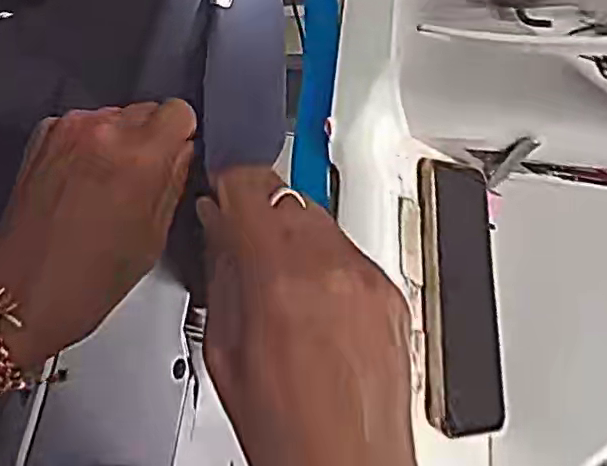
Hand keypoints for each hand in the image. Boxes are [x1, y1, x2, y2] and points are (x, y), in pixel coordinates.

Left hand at [0, 100, 196, 367]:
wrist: (19, 291)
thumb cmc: (84, 279)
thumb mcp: (153, 235)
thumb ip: (174, 179)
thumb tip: (184, 151)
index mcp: (139, 156)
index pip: (179, 110)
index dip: (181, 134)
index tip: (175, 152)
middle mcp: (104, 131)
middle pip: (147, 110)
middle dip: (150, 138)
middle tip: (140, 179)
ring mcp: (70, 128)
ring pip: (115, 115)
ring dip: (118, 140)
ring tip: (106, 186)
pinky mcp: (45, 132)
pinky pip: (84, 124)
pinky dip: (88, 144)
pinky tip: (81, 182)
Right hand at [198, 167, 415, 465]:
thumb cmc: (287, 429)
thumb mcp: (224, 349)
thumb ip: (220, 270)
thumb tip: (217, 225)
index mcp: (277, 277)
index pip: (249, 185)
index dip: (230, 177)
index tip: (223, 183)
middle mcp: (327, 266)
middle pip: (285, 193)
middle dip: (261, 208)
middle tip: (247, 236)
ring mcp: (363, 276)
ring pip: (318, 214)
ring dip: (295, 230)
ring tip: (284, 276)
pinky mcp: (389, 289)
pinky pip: (348, 245)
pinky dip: (327, 256)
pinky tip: (316, 296)